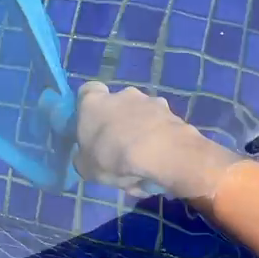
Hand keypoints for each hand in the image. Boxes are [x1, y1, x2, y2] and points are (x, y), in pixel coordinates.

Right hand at [72, 82, 243, 201]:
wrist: (161, 154)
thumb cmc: (112, 156)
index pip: (87, 90)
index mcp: (93, 102)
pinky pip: (161, 126)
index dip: (88, 106)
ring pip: (141, 114)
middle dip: (117, 120)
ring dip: (140, 130)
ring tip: (142, 158)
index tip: (89, 122)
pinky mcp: (174, 114)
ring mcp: (151, 101)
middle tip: (117, 145)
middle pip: (117, 104)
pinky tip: (158, 161)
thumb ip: (83, 156)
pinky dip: (159, 139)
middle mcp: (122, 94)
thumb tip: (86, 155)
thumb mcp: (85, 167)